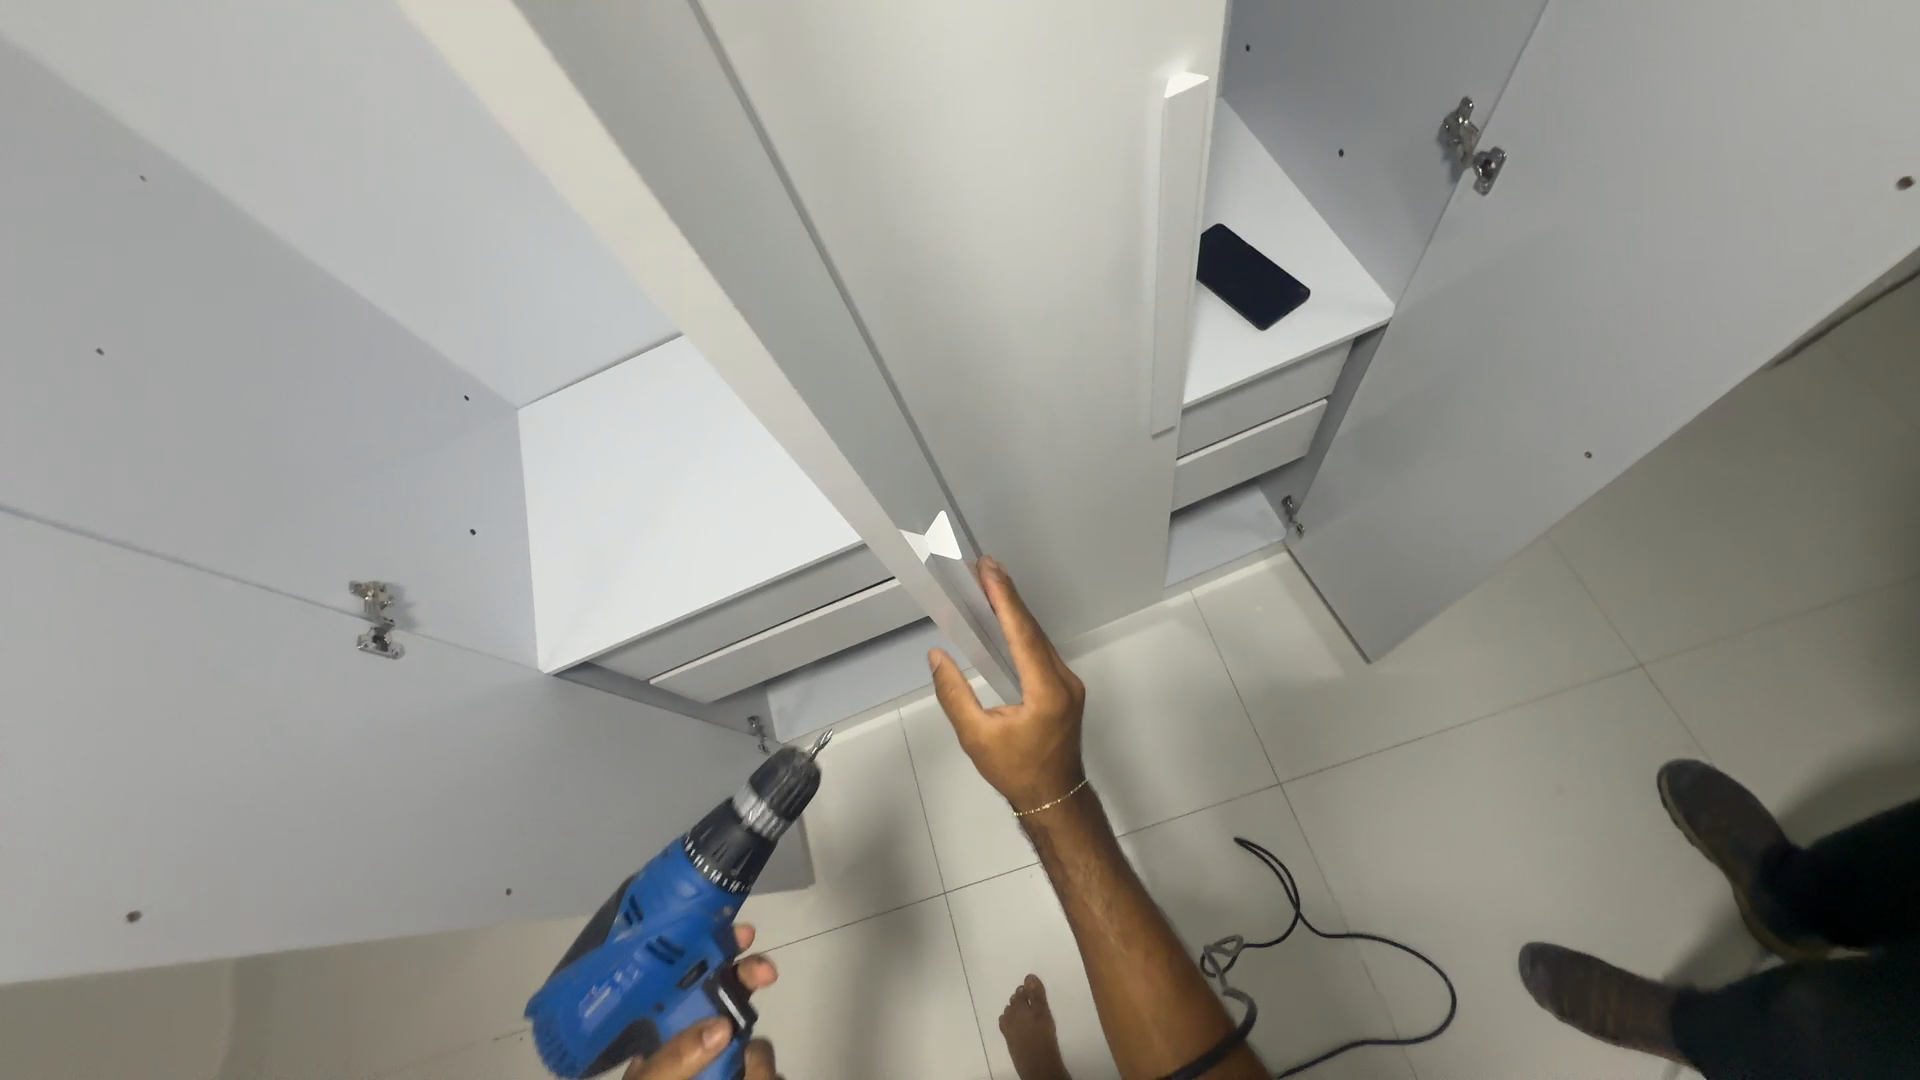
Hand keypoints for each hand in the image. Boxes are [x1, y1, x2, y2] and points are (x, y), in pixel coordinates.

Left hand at [622, 925, 782, 1079]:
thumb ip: (674, 1060)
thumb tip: (721, 1025)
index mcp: (664, 1035)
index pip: (691, 981)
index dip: (718, 949)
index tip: (744, 934)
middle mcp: (698, 1044)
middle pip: (733, 996)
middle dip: (752, 979)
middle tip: (767, 974)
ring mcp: (725, 1068)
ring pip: (757, 1045)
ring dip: (756, 1064)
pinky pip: (770, 1075)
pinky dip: (766, 1079)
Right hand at [928, 556, 1087, 811]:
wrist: (1055, 799)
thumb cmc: (1015, 772)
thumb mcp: (976, 737)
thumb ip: (954, 695)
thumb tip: (937, 657)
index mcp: (1046, 691)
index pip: (1023, 635)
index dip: (1005, 601)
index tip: (990, 572)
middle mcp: (1063, 681)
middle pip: (1033, 629)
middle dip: (1008, 596)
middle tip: (986, 565)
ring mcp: (1068, 684)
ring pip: (1039, 638)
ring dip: (1016, 610)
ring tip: (993, 582)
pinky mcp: (1065, 688)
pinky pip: (1042, 650)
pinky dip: (1023, 629)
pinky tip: (1008, 617)